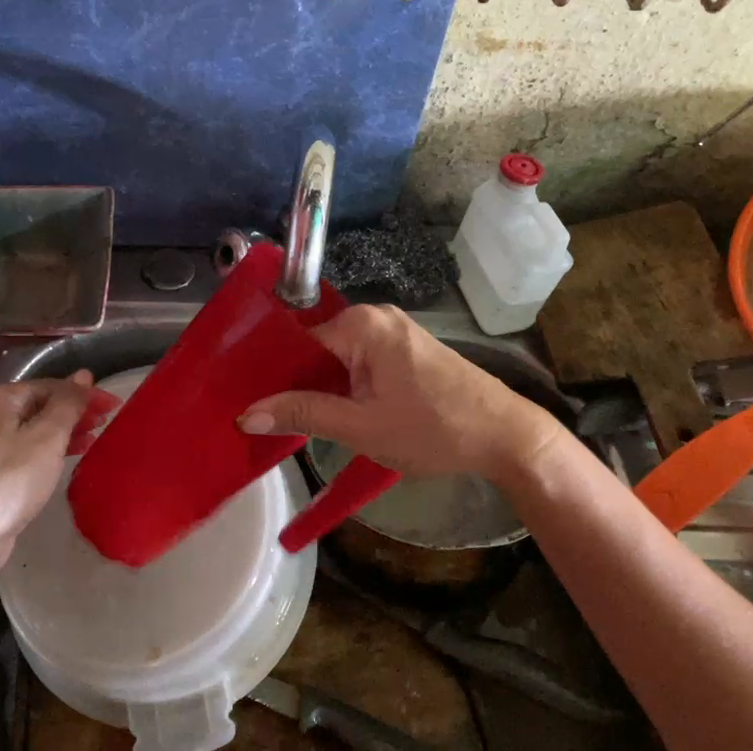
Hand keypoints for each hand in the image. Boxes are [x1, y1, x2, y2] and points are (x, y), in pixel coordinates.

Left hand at [0, 371, 118, 570]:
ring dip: (64, 431)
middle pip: (40, 404)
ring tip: (93, 439)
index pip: (51, 385)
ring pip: (33, 427)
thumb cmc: (11, 480)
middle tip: (106, 422)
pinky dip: (47, 449)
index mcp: (0, 398)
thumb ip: (68, 403)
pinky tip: (66, 458)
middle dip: (74, 412)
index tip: (114, 406)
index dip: (85, 394)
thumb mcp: (48, 437)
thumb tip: (83, 375)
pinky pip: (24, 448)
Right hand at [237, 305, 569, 476]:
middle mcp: (375, 316)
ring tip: (298, 422)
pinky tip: (337, 413)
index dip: (274, 376)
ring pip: (337, 358)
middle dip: (297, 383)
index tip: (250, 405)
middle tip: (271, 421)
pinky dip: (346, 386)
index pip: (298, 343)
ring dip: (322, 388)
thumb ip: (303, 414)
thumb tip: (246, 415)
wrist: (506, 436)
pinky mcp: (406, 348)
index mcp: (362, 324)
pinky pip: (360, 362)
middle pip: (316, 348)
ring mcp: (393, 331)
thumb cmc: (434, 429)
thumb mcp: (362, 427)